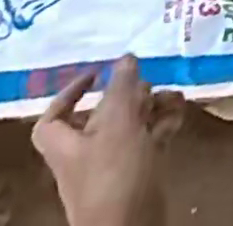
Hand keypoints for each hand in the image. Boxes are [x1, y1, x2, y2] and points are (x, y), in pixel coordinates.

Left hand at [32, 55, 185, 225]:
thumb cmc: (114, 175)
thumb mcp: (118, 124)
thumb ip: (123, 88)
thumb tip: (126, 57)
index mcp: (68, 145)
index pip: (53, 118)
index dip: (69, 94)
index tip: (97, 74)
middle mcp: (88, 153)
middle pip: (102, 115)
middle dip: (129, 94)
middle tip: (148, 84)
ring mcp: (115, 164)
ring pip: (131, 124)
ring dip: (153, 105)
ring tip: (173, 96)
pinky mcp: (140, 171)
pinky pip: (150, 138)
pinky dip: (164, 123)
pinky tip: (180, 113)